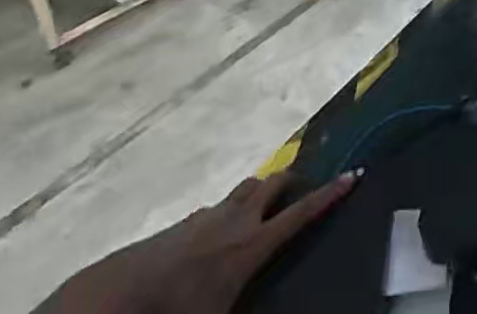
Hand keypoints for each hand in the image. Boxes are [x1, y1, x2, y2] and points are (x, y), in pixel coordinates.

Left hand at [34, 170, 357, 313]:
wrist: (124, 291)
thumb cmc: (179, 310)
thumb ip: (247, 307)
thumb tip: (265, 304)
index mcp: (253, 245)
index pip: (301, 213)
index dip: (330, 195)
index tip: (352, 175)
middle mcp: (237, 219)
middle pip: (274, 182)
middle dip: (294, 181)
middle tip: (305, 190)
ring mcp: (211, 214)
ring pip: (247, 188)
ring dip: (263, 192)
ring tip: (267, 210)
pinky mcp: (189, 220)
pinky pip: (222, 206)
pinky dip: (234, 210)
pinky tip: (222, 237)